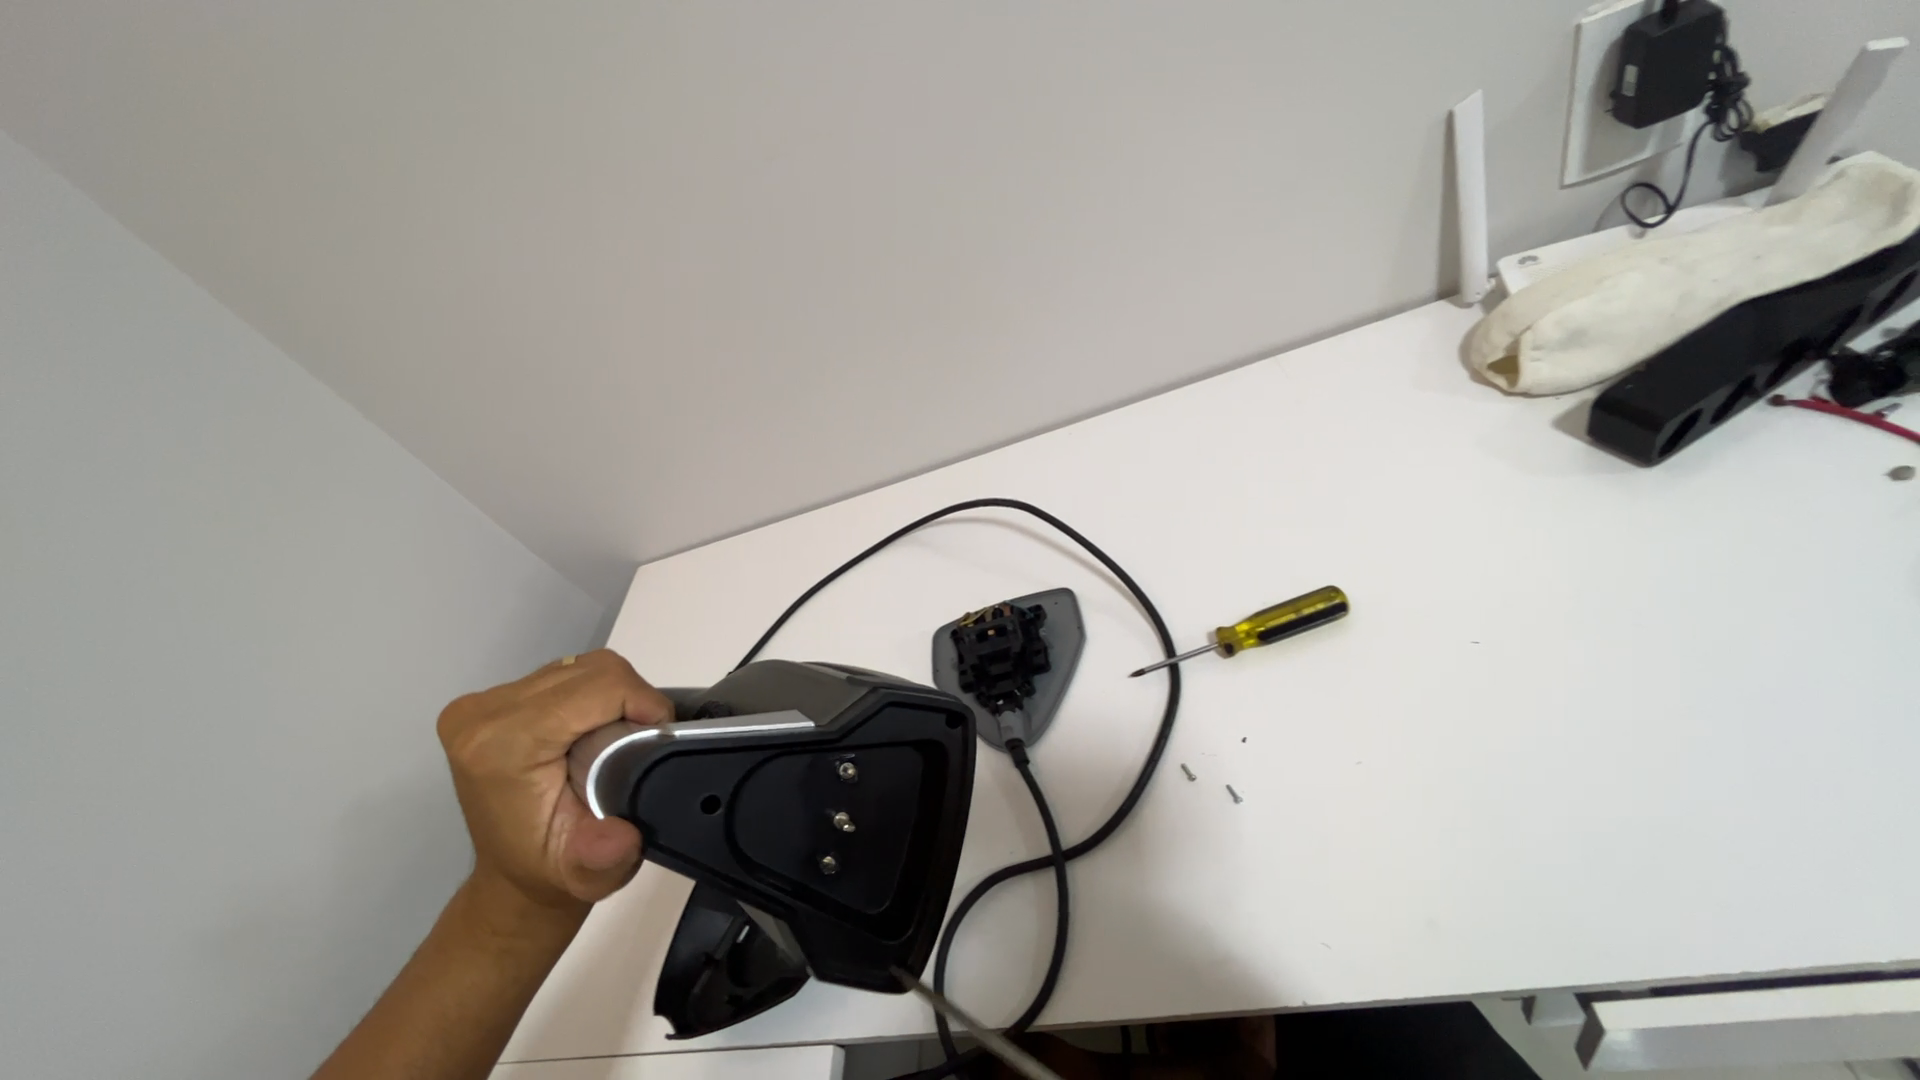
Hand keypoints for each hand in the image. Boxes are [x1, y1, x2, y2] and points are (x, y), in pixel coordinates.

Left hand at [436, 649, 671, 911]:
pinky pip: (567, 673)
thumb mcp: (588, 877)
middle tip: (642, 743)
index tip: (659, 740)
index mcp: (503, 747)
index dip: (645, 705)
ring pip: (584, 666)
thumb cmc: (554, 871)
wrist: (512, 878)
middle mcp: (484, 715)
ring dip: (614, 696)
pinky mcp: (491, 699)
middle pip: (594, 670)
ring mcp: (483, 703)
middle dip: (633, 700)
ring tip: (618, 738)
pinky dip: (594, 694)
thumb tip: (619, 837)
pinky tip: (593, 729)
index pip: (600, 686)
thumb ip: (602, 856)